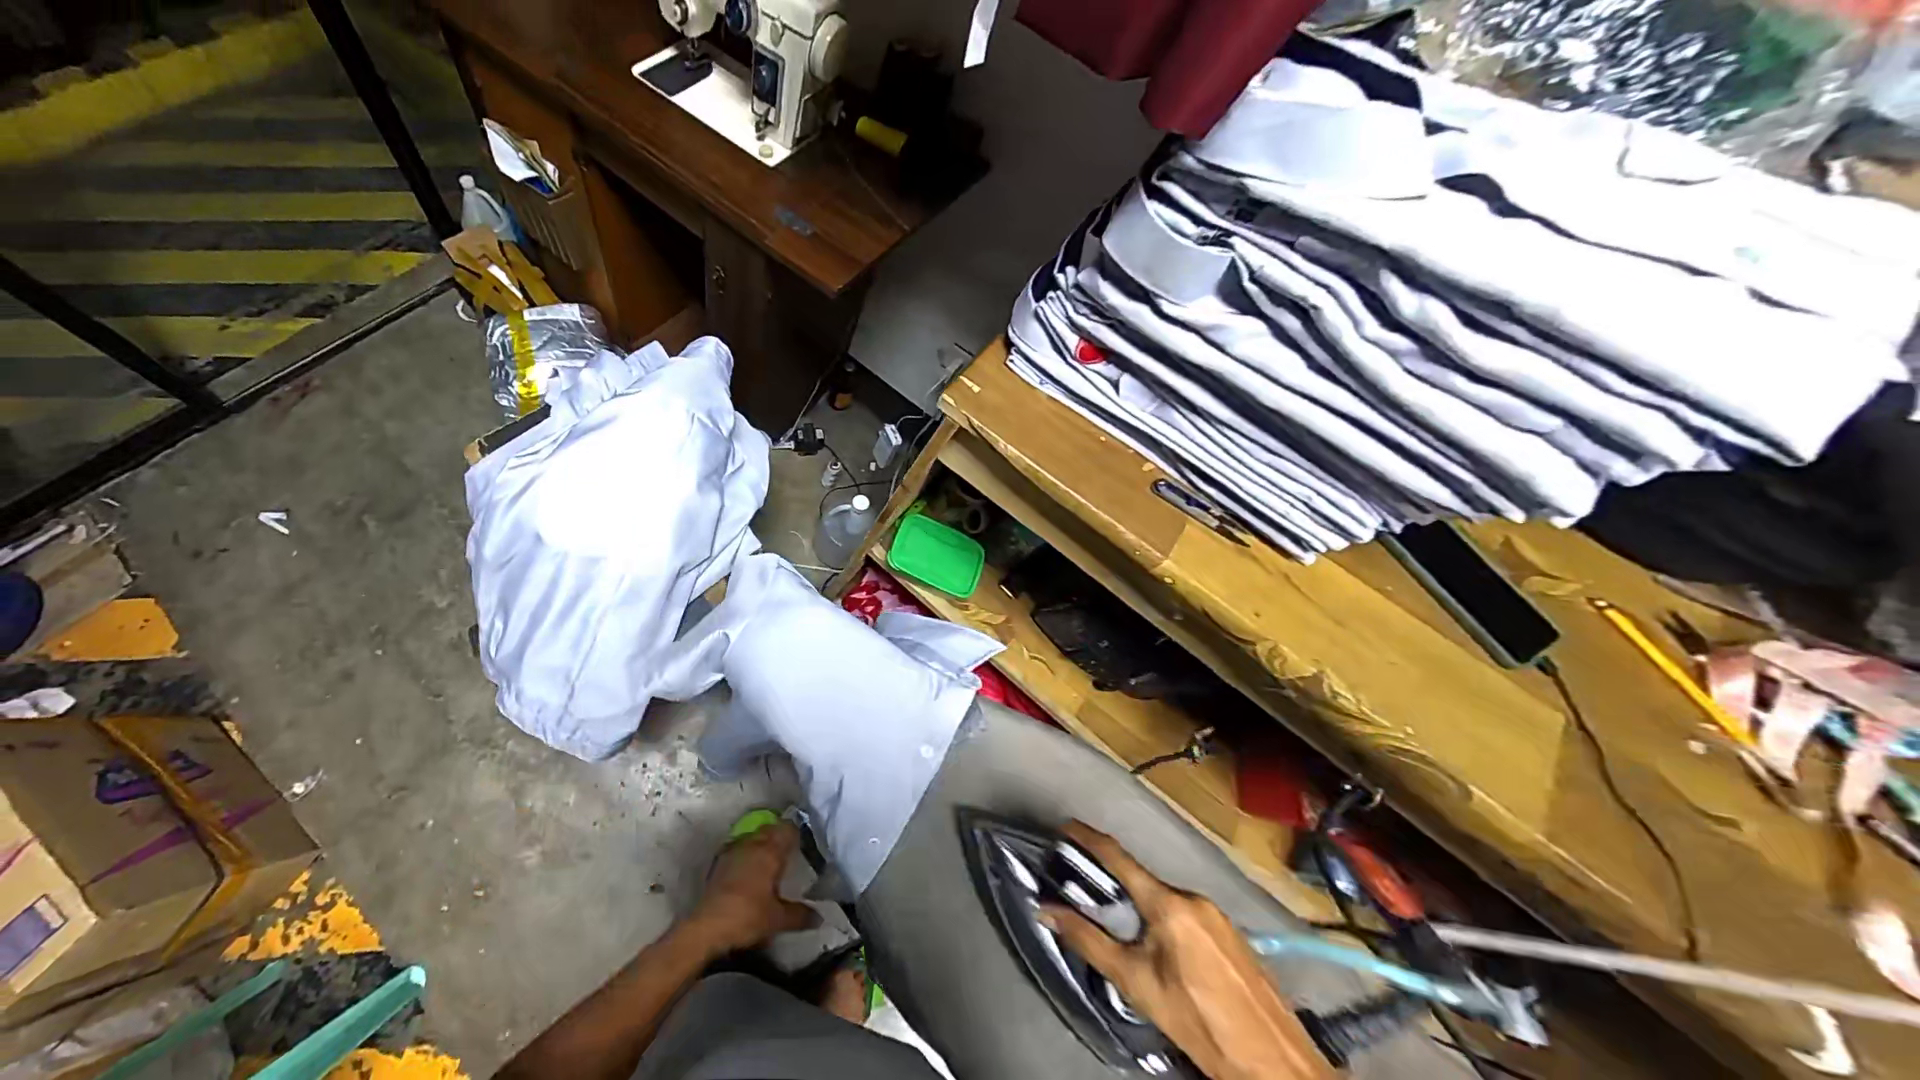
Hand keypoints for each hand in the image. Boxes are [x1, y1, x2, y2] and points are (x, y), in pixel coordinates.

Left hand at [683, 821, 818, 954]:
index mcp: (770, 851)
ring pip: (753, 838)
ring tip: (770, 861)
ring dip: (762, 844)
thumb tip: (820, 917)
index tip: (804, 845)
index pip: (788, 829)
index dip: (797, 834)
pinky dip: (747, 855)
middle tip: (790, 853)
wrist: (705, 929)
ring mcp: (733, 852)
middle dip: (780, 836)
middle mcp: (752, 845)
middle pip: (770, 829)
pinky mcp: (719, 865)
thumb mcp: (778, 919)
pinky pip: (739, 850)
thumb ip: (801, 915)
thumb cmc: (747, 917)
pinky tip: (749, 872)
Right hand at [1040, 821, 1334, 1079]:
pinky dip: (1166, 923)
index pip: (1120, 859)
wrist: (1270, 1061)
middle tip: (1088, 900)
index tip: (1067, 826)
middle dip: (1115, 888)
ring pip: (1166, 901)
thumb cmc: (1197, 1022)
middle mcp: (1195, 898)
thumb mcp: (1135, 984)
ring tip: (1124, 938)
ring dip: (1141, 910)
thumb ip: (1088, 942)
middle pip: (1143, 883)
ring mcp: (1218, 914)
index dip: (1090, 839)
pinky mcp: (1232, 932)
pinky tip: (1163, 954)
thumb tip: (1048, 912)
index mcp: (1170, 905)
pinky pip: (1188, 915)